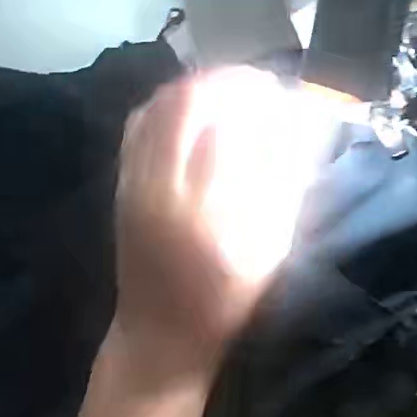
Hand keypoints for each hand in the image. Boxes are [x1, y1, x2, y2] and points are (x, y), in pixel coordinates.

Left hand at [111, 70, 310, 386]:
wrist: (159, 336)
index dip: (259, 99)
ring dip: (198, 85)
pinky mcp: (121, 184)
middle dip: (227, 80)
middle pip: (186, 102)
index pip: (229, 127)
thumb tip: (295, 126)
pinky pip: (138, 123)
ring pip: (158, 105)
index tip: (282, 93)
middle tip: (258, 84)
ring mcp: (134, 183)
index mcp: (206, 210)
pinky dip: (167, 102)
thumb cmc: (226, 299)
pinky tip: (193, 107)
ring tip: (230, 89)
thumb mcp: (270, 249)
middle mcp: (162, 187)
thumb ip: (285, 184)